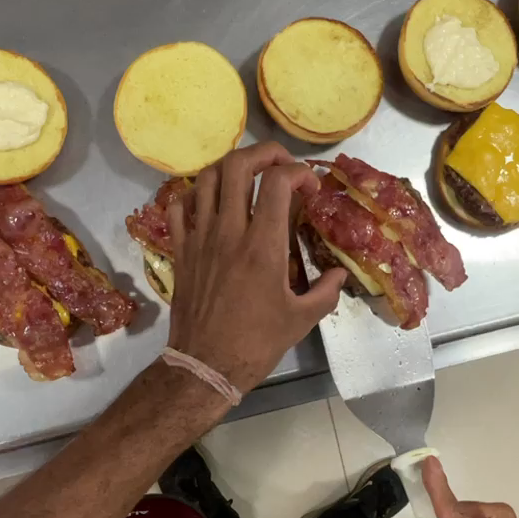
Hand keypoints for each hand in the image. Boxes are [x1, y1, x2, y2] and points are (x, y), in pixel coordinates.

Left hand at [166, 142, 345, 392]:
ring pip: (206, 179)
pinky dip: (195, 195)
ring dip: (229, 167)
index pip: (278, 182)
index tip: (310, 187)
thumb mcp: (302, 319)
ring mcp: (200, 238)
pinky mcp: (181, 250)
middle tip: (280, 163)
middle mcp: (229, 232)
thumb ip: (326, 291)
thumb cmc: (256, 343)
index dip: (299, 172)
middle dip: (263, 153)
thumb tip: (338, 274)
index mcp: (262, 246)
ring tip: (247, 176)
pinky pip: (179, 208)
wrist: (206, 364)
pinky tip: (211, 203)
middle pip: (238, 166)